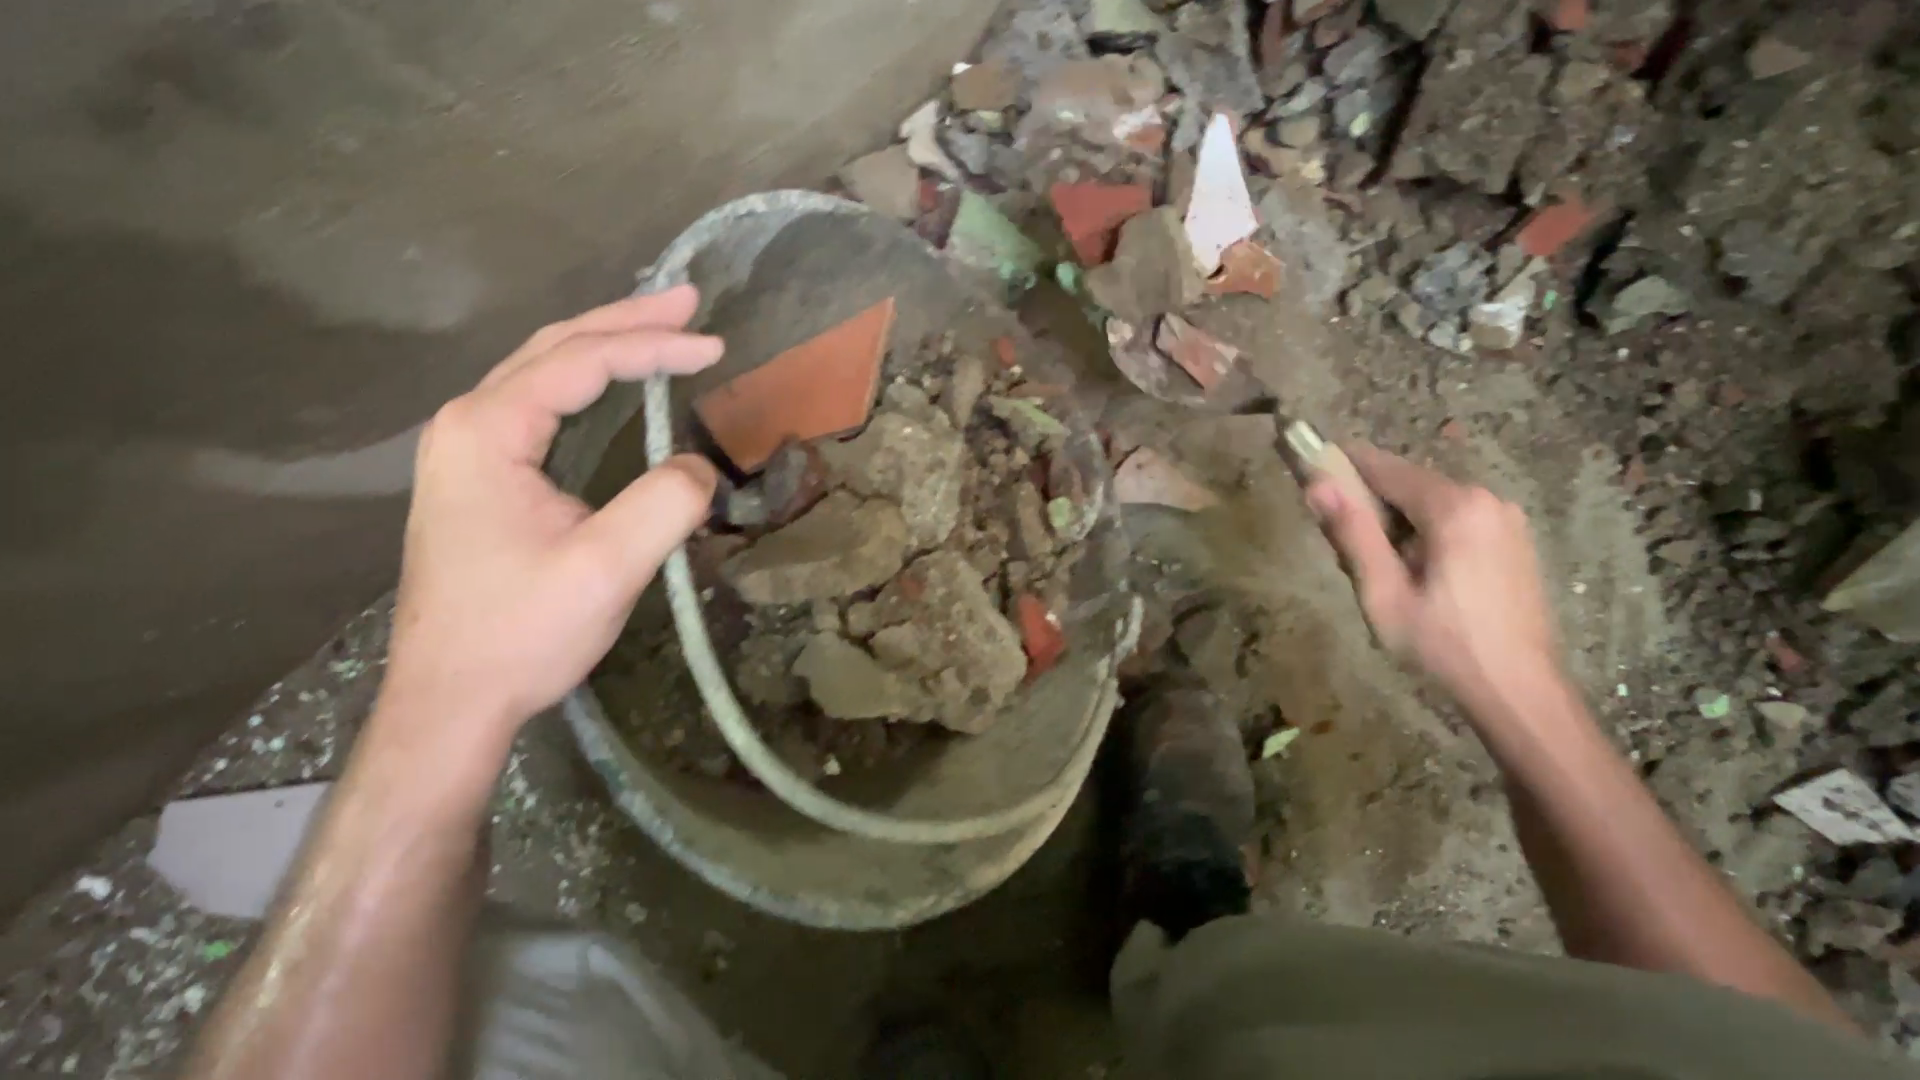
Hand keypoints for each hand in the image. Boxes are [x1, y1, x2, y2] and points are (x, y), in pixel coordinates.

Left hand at [382, 286, 722, 749]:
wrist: (449, 698)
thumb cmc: (520, 633)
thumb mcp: (607, 568)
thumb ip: (664, 503)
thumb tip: (699, 467)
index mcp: (487, 431)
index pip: (580, 363)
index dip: (653, 347)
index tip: (715, 347)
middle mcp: (466, 425)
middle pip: (553, 348)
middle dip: (626, 321)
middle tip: (689, 300)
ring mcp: (465, 452)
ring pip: (541, 373)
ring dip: (604, 346)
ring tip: (661, 327)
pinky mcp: (477, 479)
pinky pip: (536, 407)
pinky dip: (583, 383)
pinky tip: (611, 382)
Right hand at [1306, 443, 1565, 718]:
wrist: (1520, 691)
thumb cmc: (1443, 646)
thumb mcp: (1383, 594)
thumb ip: (1351, 534)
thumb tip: (1317, 483)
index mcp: (1453, 506)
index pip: (1382, 465)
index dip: (1341, 467)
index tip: (1309, 479)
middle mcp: (1485, 497)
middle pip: (1408, 482)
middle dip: (1372, 506)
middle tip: (1349, 555)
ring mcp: (1506, 517)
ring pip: (1431, 501)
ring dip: (1399, 523)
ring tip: (1385, 574)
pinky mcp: (1514, 538)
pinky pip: (1457, 518)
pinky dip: (1428, 533)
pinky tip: (1421, 577)